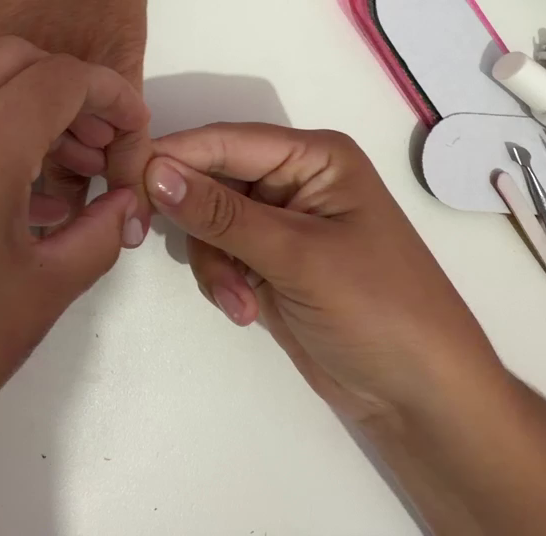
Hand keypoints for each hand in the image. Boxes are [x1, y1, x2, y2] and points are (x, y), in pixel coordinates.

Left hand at [0, 38, 150, 458]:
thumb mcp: (44, 290)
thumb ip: (98, 232)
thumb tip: (123, 204)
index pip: (62, 78)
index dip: (111, 95)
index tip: (134, 132)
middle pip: (16, 59)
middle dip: (67, 88)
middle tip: (99, 148)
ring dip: (26, 106)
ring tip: (66, 178)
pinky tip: (15, 195)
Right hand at [142, 123, 505, 431]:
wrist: (422, 403)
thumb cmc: (379, 311)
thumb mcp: (297, 256)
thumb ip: (220, 213)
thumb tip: (153, 171)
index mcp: (312, 157)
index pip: (223, 142)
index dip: (172, 158)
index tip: (123, 182)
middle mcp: (291, 180)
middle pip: (208, 178)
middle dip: (194, 221)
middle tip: (153, 242)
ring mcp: (278, 223)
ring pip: (205, 220)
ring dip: (211, 261)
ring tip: (237, 301)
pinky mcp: (267, 262)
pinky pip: (217, 253)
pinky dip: (221, 280)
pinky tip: (245, 310)